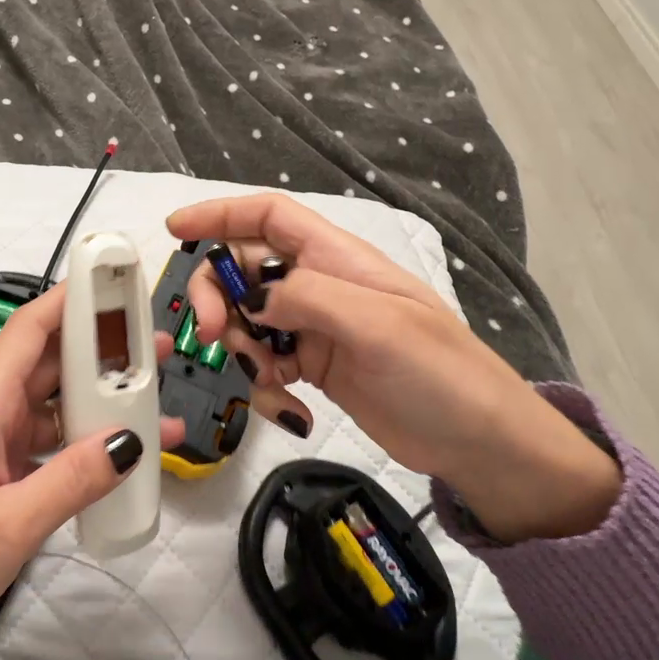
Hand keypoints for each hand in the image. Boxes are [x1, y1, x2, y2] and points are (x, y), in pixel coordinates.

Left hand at [0, 285, 184, 659]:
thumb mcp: (7, 528)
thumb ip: (71, 482)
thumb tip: (130, 441)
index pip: (29, 331)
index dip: (70, 299)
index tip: (115, 283)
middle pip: (50, 361)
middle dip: (103, 347)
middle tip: (158, 343)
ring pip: (54, 401)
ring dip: (101, 397)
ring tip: (156, 397)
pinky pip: (48, 439)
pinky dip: (84, 440)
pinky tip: (122, 453)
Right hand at [169, 194, 620, 543]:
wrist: (482, 445)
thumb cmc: (442, 374)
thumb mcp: (377, 325)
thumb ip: (307, 298)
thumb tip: (251, 298)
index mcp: (338, 258)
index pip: (269, 216)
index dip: (220, 214)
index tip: (176, 228)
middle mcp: (321, 284)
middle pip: (245, 268)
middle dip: (220, 295)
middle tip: (214, 334)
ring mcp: (315, 327)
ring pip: (249, 317)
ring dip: (241, 344)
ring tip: (266, 377)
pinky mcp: (314, 366)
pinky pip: (265, 361)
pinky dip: (262, 382)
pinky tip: (287, 406)